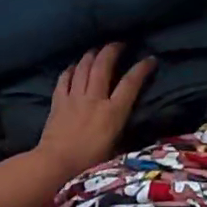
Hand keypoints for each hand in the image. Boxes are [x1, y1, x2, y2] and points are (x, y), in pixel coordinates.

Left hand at [34, 44, 155, 182]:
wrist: (56, 163)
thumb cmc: (90, 162)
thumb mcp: (116, 148)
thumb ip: (124, 131)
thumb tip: (133, 123)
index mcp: (113, 112)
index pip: (131, 83)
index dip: (142, 68)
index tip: (150, 59)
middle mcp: (94, 99)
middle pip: (103, 65)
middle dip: (113, 50)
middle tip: (119, 44)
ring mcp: (74, 98)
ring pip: (83, 67)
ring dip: (91, 54)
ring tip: (97, 50)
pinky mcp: (58, 101)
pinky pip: (64, 78)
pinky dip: (70, 69)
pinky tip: (74, 66)